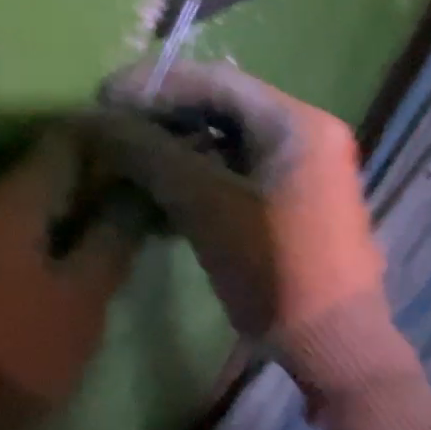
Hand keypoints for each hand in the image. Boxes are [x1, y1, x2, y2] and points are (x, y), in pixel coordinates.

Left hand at [0, 125, 135, 405]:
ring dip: (31, 217)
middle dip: (65, 188)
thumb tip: (130, 194)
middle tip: (101, 214)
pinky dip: (0, 240)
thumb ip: (111, 238)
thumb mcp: (83, 301)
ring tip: (63, 247)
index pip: (60, 144)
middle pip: (26, 173)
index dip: (96, 149)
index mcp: (8, 197)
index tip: (123, 165)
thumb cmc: (19, 354)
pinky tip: (19, 271)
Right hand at [95, 59, 381, 338]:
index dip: (154, 83)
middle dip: (163, 112)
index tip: (104, 97)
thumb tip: (95, 120)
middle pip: (221, 104)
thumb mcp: (204, 205)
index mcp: (295, 122)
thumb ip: (149, 154)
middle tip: (112, 123)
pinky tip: (163, 182)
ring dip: (177, 140)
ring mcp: (303, 165)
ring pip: (227, 135)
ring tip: (130, 151)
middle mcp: (305, 131)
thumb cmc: (274, 268)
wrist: (335, 348)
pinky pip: (237, 164)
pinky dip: (198, 167)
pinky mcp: (293, 196)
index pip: (214, 80)